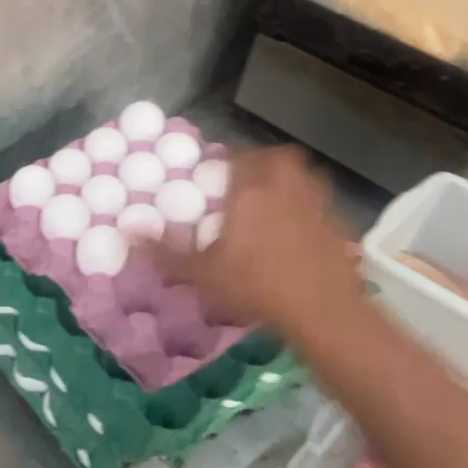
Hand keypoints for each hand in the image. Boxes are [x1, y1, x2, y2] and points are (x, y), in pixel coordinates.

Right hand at [158, 146, 361, 330]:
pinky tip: (299, 229)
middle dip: (265, 160)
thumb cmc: (255, 286)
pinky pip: (323, 205)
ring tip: (276, 196)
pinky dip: (310, 208)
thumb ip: (165, 250)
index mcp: (250, 192)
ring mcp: (317, 207)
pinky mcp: (339, 229)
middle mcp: (286, 190)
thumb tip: (128, 229)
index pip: (240, 156)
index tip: (217, 166)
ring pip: (308, 176)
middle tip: (248, 176)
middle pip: (282, 157)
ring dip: (292, 179)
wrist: (322, 311)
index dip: (229, 156)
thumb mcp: (200, 273)